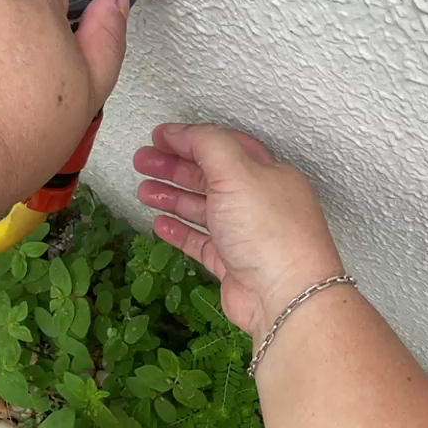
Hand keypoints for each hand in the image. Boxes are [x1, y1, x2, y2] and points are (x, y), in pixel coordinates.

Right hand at [133, 123, 345, 336]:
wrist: (285, 296)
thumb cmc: (269, 233)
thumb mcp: (237, 172)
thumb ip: (210, 145)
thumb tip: (186, 132)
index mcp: (265, 173)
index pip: (223, 147)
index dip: (190, 139)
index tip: (160, 137)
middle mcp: (257, 202)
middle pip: (210, 176)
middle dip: (174, 167)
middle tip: (143, 161)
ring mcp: (245, 235)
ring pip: (203, 209)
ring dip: (172, 197)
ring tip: (144, 190)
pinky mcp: (233, 264)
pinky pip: (201, 242)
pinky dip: (180, 231)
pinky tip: (160, 223)